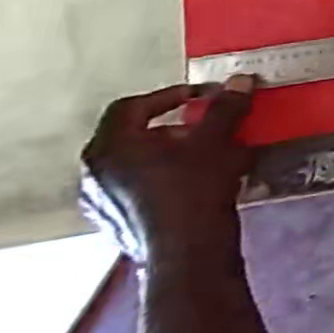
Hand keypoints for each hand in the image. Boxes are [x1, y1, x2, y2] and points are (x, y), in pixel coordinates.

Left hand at [79, 76, 255, 264]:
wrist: (185, 251)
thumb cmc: (195, 186)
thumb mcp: (217, 140)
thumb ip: (225, 108)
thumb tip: (239, 81)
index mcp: (110, 146)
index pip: (131, 106)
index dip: (168, 95)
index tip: (200, 96)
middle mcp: (95, 172)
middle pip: (132, 135)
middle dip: (173, 127)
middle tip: (206, 127)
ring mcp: (100, 201)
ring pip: (136, 163)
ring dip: (170, 153)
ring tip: (207, 155)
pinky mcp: (115, 222)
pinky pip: (138, 187)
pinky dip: (165, 177)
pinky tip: (195, 183)